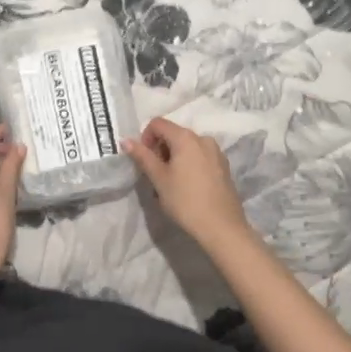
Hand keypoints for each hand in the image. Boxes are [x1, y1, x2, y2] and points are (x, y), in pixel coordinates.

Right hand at [125, 118, 250, 247]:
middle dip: (160, 150)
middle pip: (173, 134)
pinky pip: (200, 157)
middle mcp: (203, 138)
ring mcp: (216, 152)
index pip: (157, 124)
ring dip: (174, 158)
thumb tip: (126, 141)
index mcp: (185, 137)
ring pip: (187, 147)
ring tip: (171, 183)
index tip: (144, 161)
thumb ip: (142, 156)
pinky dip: (189, 164)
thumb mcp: (159, 179)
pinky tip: (188, 187)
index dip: (145, 138)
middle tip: (156, 175)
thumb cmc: (185, 201)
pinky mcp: (224, 167)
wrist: (222, 227)